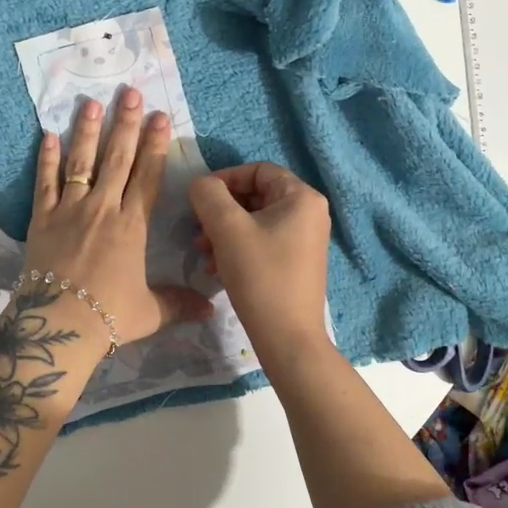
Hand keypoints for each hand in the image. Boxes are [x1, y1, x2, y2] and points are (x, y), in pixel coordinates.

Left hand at [23, 88, 213, 345]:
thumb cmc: (109, 316)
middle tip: (129, 92)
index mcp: (132, 226)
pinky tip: (48, 135)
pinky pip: (45, 182)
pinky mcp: (41, 219)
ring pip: (80, 161)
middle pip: (116, 158)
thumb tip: (212, 307)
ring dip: (87, 130)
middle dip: (125, 123)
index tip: (159, 116)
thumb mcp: (152, 312)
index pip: (147, 176)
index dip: (155, 144)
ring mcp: (69, 210)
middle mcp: (103, 208)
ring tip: (92, 102)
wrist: (59, 323)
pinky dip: (46, 158)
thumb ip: (180, 303)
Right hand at [187, 163, 331, 353]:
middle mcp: (309, 213)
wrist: (287, 336)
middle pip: (255, 195)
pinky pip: (262, 241)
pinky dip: (237, 247)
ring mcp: (305, 239)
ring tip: (203, 252)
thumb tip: (201, 184)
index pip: (257, 170)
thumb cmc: (260, 275)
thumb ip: (208, 195)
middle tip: (198, 230)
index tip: (199, 199)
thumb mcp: (227, 228)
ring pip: (255, 220)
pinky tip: (217, 267)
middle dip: (221, 210)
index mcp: (302, 197)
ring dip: (224, 230)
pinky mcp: (296, 262)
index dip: (224, 179)